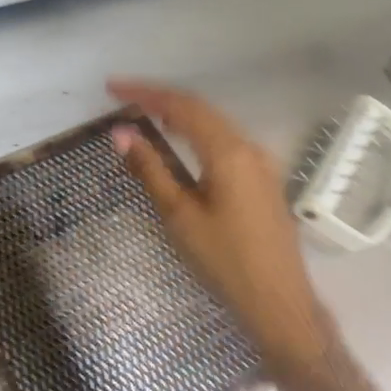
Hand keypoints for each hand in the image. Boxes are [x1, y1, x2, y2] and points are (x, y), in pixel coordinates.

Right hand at [106, 79, 321, 355]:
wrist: (278, 302)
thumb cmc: (224, 260)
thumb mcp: (178, 215)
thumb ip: (150, 169)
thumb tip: (121, 133)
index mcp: (228, 152)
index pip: (182, 107)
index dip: (145, 93)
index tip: (111, 88)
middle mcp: (249, 148)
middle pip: (200, 110)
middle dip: (160, 99)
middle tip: (122, 96)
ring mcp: (261, 164)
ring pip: (214, 124)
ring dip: (178, 114)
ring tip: (143, 112)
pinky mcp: (262, 180)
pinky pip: (224, 140)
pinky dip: (195, 131)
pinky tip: (178, 140)